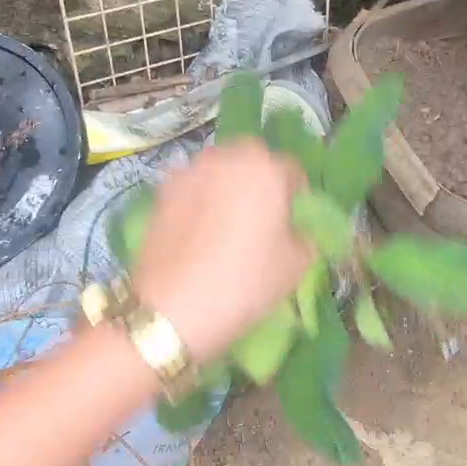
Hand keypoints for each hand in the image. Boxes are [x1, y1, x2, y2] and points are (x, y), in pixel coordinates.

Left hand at [132, 141, 311, 358]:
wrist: (175, 307)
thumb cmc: (246, 281)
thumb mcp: (296, 265)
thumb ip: (304, 237)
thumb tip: (295, 232)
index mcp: (266, 168)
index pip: (292, 171)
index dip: (296, 196)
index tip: (292, 223)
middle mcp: (227, 158)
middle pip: (252, 161)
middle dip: (259, 183)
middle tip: (261, 220)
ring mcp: (190, 172)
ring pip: (219, 172)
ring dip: (227, 189)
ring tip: (227, 226)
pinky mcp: (162, 192)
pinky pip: (193, 189)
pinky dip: (200, 202)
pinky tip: (200, 235)